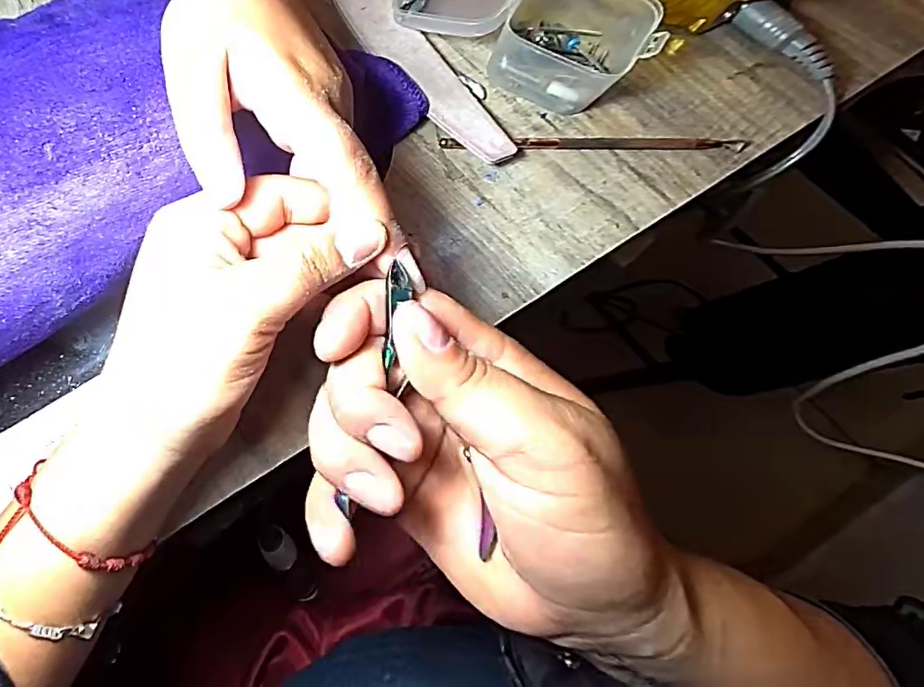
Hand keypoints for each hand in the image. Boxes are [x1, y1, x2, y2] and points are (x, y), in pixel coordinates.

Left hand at [87, 175, 389, 467]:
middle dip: (338, 250)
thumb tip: (364, 233)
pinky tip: (339, 318)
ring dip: (333, 279)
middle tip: (380, 274)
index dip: (335, 214)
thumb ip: (309, 263)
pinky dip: (319, 299)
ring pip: (299, 257)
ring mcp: (228, 272)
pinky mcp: (243, 304)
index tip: (377, 239)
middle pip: (295, 224)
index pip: (283, 193)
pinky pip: (292, 286)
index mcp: (200, 220)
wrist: (152, 434)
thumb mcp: (248, 306)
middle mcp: (212, 237)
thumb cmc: (174, 373)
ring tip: (360, 303)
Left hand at [161, 0, 402, 270]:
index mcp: (297, 94)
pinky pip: (336, 153)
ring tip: (340, 272)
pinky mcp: (326, 98)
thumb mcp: (192, 75)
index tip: (377, 259)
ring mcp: (334, 96)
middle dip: (360, 234)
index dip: (361, 213)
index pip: (342, 162)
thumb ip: (211, 137)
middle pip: (354, 175)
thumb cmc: (210, 14)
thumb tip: (229, 196)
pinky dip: (334, 191)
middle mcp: (330, 99)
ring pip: (348, 167)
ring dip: (348, 216)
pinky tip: (320, 223)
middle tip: (355, 293)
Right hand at [301, 286, 686, 659]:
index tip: (337, 345)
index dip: (358, 314)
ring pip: (333, 419)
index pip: (400, 307)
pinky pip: (335, 483)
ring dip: (345, 459)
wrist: (596, 615)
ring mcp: (403, 438)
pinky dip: (327, 508)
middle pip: (352, 363)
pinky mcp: (386, 484)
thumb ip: (472, 381)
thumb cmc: (596, 524)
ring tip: (388, 498)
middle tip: (399, 447)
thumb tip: (411, 317)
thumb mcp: (548, 445)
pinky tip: (340, 537)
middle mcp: (430, 392)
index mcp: (473, 362)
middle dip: (358, 406)